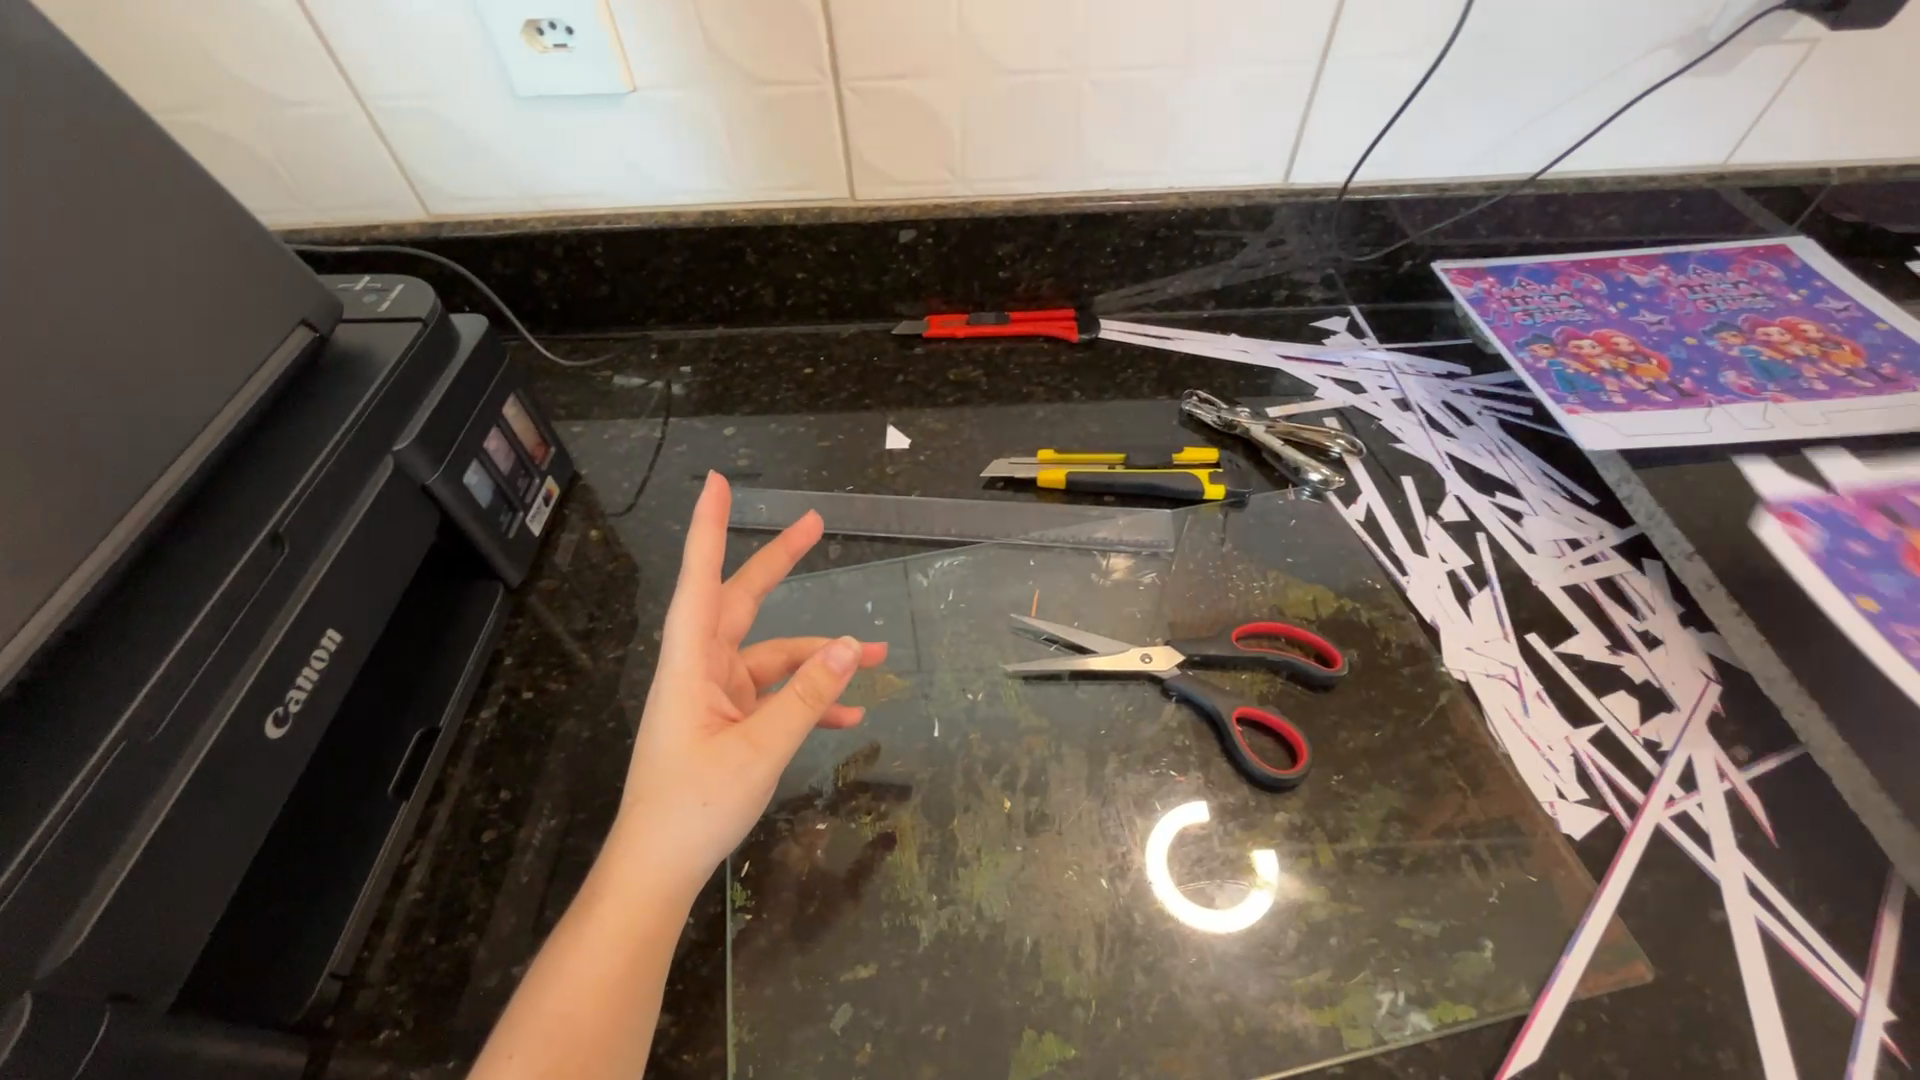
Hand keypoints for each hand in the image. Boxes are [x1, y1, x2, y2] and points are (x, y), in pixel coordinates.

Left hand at [612, 472, 887, 900]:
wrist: (659, 869)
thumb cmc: (694, 807)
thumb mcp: (760, 750)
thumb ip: (808, 696)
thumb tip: (853, 647)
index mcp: (691, 664)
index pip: (702, 581)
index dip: (710, 529)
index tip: (718, 483)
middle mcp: (703, 669)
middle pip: (743, 601)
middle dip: (781, 564)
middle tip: (815, 524)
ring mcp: (717, 696)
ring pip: (775, 658)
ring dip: (823, 659)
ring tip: (880, 658)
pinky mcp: (730, 722)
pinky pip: (777, 697)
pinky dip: (811, 700)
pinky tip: (849, 717)